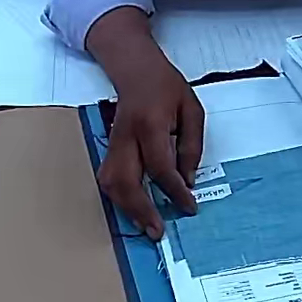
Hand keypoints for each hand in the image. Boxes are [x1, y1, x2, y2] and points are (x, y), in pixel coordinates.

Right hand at [86, 7, 202, 241]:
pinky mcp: (108, 149)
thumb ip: (190, 147)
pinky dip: (120, 199)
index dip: (174, 191)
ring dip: (126, 209)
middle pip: (126, 181)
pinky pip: (109, 179)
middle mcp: (126, 136)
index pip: (160, 166)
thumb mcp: (192, 111)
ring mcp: (113, 143)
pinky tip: (134, 210)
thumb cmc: (166, 88)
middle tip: (158, 232)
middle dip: (141, 210)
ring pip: (111, 183)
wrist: (135, 69)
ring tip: (146, 226)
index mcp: (151, 123)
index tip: (189, 207)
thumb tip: (187, 182)